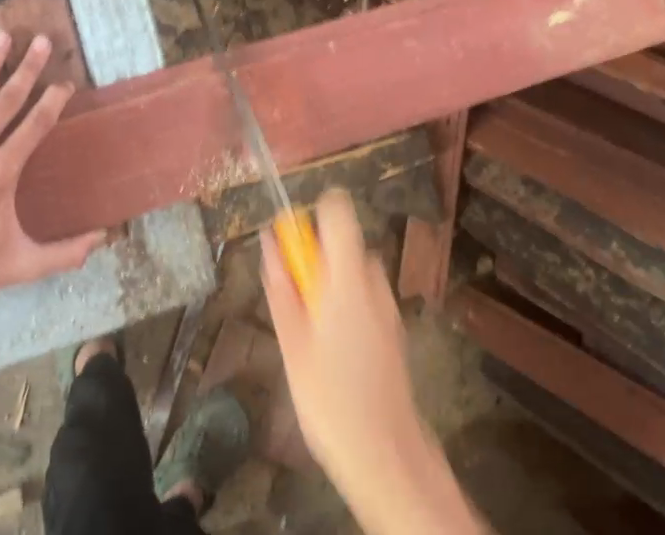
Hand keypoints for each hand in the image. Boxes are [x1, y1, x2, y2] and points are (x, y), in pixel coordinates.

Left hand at [0, 32, 105, 311]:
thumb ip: (66, 252)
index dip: (52, 102)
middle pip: (5, 102)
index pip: (34, 126)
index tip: (65, 83)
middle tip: (40, 41)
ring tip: (2, 37)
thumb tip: (105, 239)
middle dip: (26, 69)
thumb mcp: (24, 264)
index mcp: (0, 175)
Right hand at [263, 191, 429, 498]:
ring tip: (310, 333)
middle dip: (318, 260)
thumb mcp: (292, 343)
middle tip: (294, 300)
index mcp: (348, 278)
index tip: (293, 239)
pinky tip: (334, 351)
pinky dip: (348, 307)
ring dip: (332, 286)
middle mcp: (375, 283)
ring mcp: (390, 307)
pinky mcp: (395, 331)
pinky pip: (367, 299)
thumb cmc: (329, 398)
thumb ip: (281, 287)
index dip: (315, 213)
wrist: (385, 453)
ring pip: (356, 274)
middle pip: (345, 245)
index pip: (338, 212)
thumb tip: (269, 241)